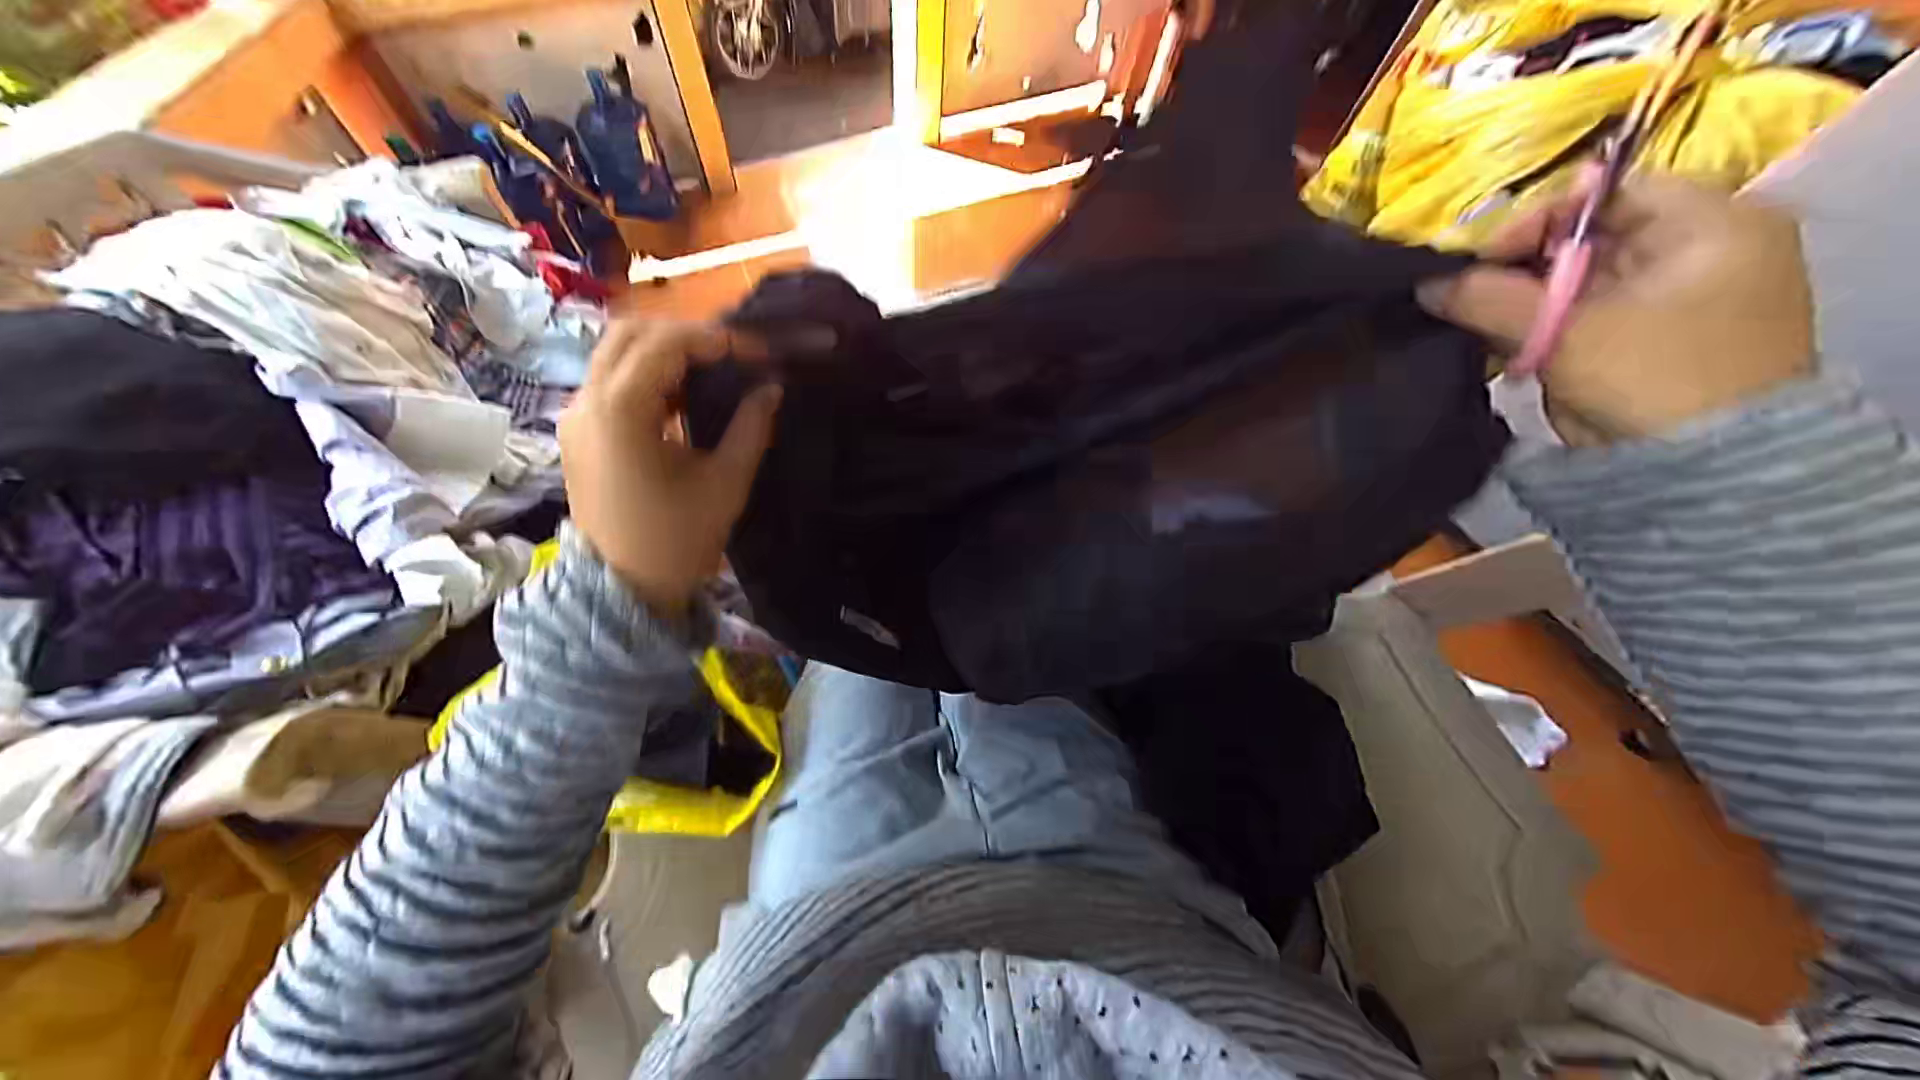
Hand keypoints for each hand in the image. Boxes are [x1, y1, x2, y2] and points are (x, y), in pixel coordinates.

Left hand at [558, 319, 780, 612]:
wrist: (625, 591)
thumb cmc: (678, 540)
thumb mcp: (726, 482)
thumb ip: (751, 427)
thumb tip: (772, 388)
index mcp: (619, 412)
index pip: (664, 344)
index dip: (714, 339)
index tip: (756, 352)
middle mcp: (585, 403)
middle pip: (628, 333)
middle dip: (684, 334)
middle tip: (731, 354)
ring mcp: (576, 417)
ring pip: (614, 353)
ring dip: (663, 352)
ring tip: (711, 372)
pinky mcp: (578, 433)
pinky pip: (609, 382)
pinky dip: (646, 375)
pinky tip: (681, 398)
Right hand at [1418, 173, 1815, 444]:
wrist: (1701, 468)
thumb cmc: (1652, 378)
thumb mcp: (1566, 331)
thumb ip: (1489, 299)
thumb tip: (1424, 282)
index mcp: (1707, 225)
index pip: (1605, 192)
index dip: (1537, 219)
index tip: (1479, 262)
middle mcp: (1691, 252)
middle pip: (1582, 239)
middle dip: (1516, 269)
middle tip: (1465, 296)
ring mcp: (1662, 299)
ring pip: (1568, 282)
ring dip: (1516, 304)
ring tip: (1474, 327)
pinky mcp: (1632, 341)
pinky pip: (1569, 318)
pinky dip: (1531, 329)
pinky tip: (1500, 348)